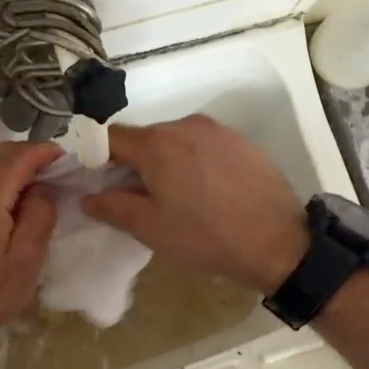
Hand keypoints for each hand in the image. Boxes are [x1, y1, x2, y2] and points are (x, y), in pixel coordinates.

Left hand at [0, 140, 61, 358]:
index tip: (72, 163)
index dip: (48, 153)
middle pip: (3, 153)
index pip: (20, 155)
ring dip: (17, 168)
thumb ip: (40, 215)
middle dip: (34, 158)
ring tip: (43, 192)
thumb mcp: (27, 259)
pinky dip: (2, 179)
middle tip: (61, 178)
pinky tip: (17, 203)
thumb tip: (44, 188)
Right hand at [82, 116, 307, 293]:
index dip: (96, 157)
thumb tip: (88, 197)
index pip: (110, 137)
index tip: (96, 182)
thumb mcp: (150, 229)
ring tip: (174, 197)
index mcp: (157, 143)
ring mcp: (218, 130)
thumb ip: (112, 207)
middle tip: (134, 197)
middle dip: (132, 162)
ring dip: (165, 162)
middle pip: (144, 137)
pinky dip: (193, 162)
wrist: (279, 243)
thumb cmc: (206, 237)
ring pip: (175, 140)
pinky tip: (204, 192)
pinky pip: (203, 145)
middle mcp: (185, 125)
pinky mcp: (242, 141)